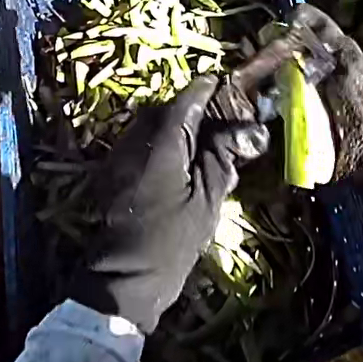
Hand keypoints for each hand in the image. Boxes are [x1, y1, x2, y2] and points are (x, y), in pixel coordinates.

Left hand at [65, 77, 266, 332]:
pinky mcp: (113, 174)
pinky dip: (159, 141)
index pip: (183, 105)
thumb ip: (223, 158)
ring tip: (200, 137)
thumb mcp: (207, 200)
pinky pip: (138, 143)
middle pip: (163, 111)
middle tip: (216, 113)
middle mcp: (134, 145)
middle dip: (188, 106)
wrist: (125, 280)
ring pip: (148, 126)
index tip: (219, 81)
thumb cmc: (172, 241)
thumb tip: (250, 131)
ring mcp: (118, 159)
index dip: (203, 90)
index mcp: (160, 149)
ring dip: (173, 123)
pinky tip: (178, 159)